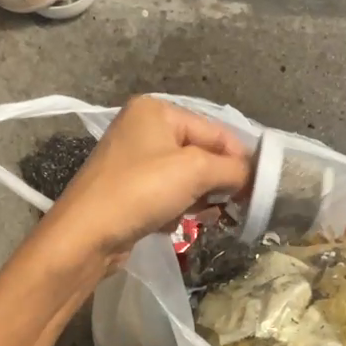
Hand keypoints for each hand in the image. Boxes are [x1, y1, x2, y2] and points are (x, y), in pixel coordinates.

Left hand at [36, 96, 250, 272]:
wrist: (86, 235)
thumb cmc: (141, 191)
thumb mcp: (195, 171)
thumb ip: (232, 169)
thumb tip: (253, 176)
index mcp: (157, 110)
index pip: (215, 131)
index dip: (240, 159)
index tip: (259, 188)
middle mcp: (144, 129)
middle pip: (201, 154)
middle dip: (218, 181)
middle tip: (235, 207)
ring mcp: (134, 161)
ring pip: (186, 178)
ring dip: (199, 199)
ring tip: (206, 218)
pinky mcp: (129, 191)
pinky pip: (167, 196)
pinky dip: (178, 209)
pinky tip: (175, 224)